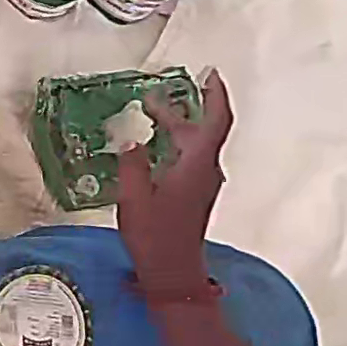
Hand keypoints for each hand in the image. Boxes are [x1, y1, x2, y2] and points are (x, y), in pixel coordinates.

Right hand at [116, 69, 234, 293]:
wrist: (172, 272)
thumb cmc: (155, 236)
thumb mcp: (134, 197)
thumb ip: (132, 164)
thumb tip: (130, 142)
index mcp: (197, 166)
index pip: (215, 122)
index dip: (216, 95)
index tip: (210, 74)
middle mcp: (205, 171)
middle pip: (199, 131)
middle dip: (177, 111)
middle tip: (150, 97)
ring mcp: (200, 184)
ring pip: (192, 146)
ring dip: (173, 128)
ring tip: (146, 116)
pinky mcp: (192, 195)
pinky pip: (186, 160)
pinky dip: (171, 146)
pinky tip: (149, 148)